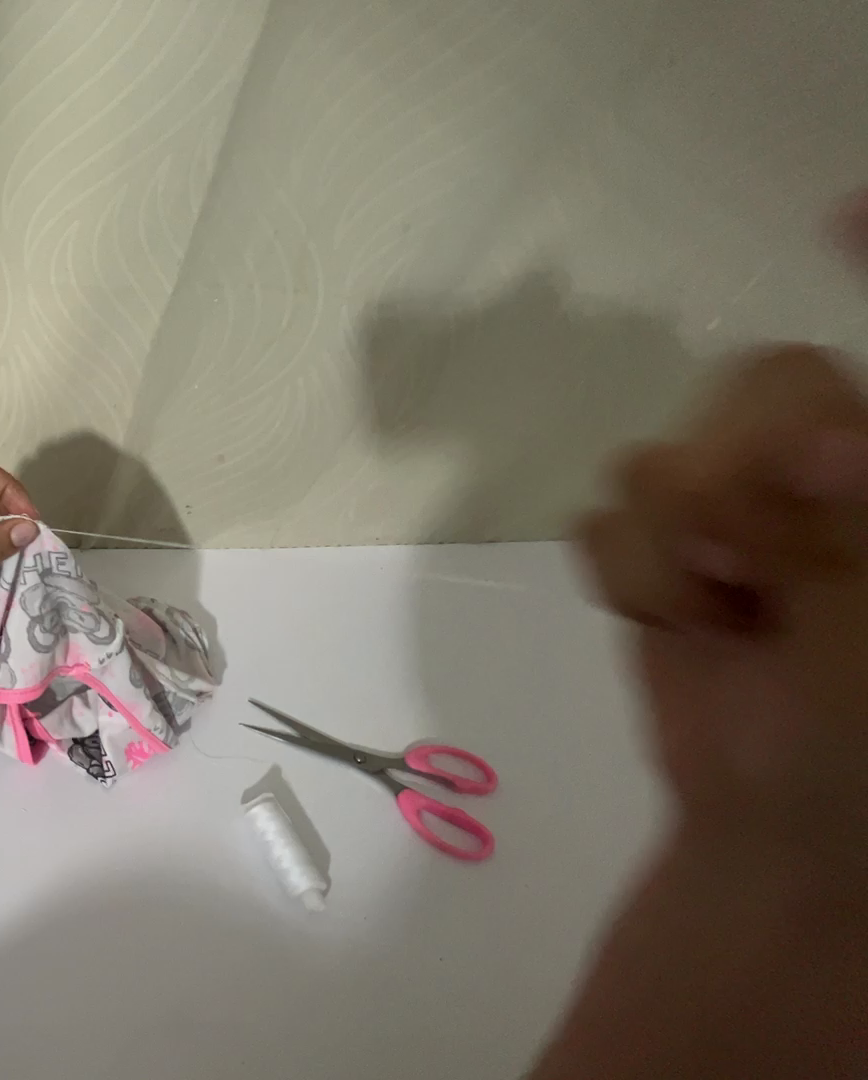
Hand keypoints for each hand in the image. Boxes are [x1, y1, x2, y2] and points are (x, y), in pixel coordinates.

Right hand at [577, 344, 867, 871]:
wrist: (789, 808)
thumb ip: (856, 521)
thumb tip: (817, 449)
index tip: (838, 214)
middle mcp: (823, 470)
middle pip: (755, 389)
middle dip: (748, 476)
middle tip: (777, 562)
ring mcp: (726, 511)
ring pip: (651, 463)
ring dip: (680, 551)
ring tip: (736, 612)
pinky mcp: (647, 551)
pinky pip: (596, 523)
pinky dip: (631, 580)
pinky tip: (683, 619)